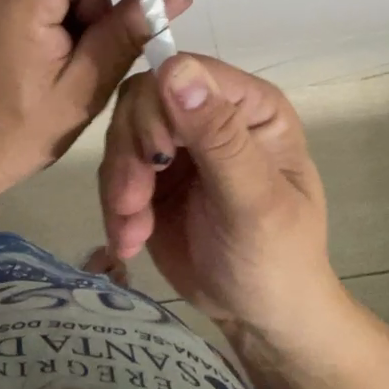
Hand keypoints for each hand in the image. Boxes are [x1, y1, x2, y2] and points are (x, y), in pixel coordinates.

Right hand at [99, 55, 339, 331]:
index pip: (186, 72)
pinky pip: (113, 170)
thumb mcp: (253, 201)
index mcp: (249, 106)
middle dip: (131, 152)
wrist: (257, 320)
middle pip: (142, 100)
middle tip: (133, 201)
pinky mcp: (150, 175)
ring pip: (120, 134)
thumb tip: (175, 68)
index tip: (154, 156)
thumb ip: (218, 136)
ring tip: (132, 232)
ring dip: (120, 185)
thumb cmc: (275, 260)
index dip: (158, 105)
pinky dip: (115, 207)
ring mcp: (177, 144)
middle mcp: (210, 113)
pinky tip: (130, 241)